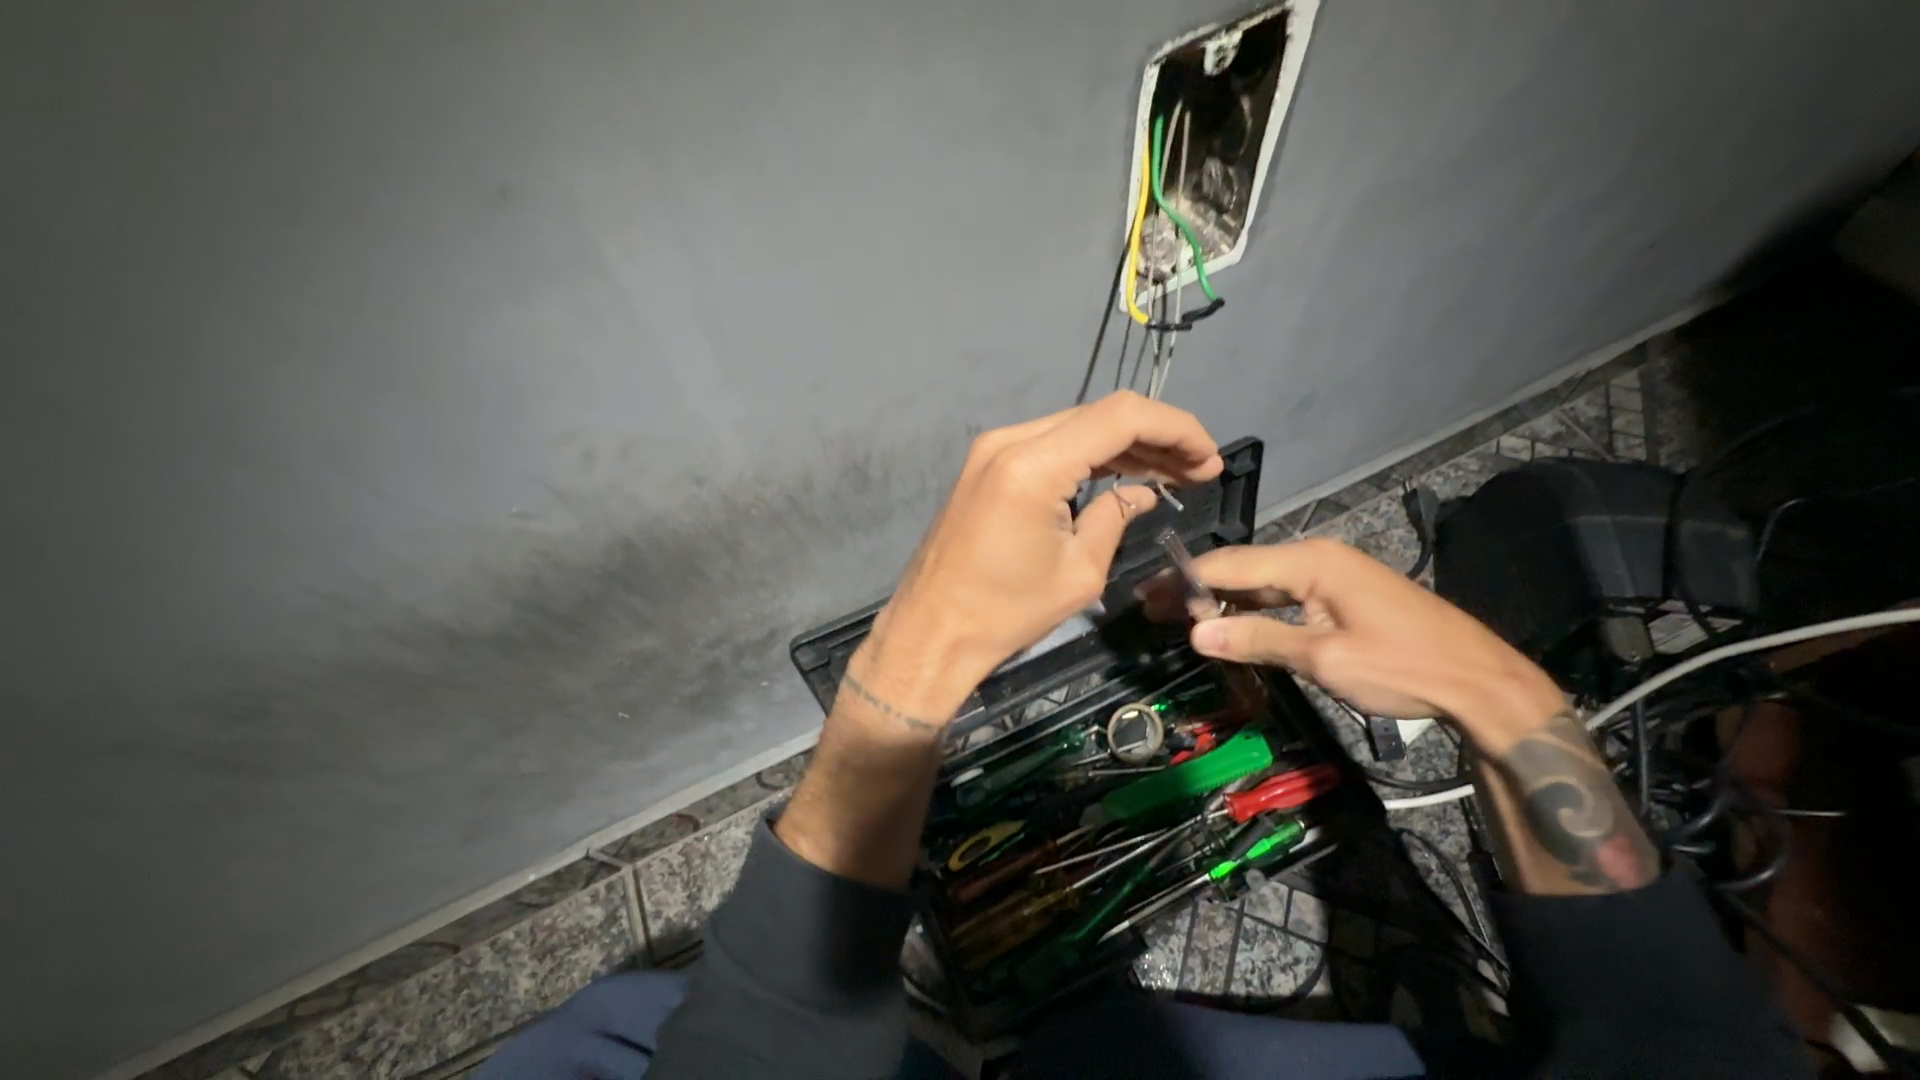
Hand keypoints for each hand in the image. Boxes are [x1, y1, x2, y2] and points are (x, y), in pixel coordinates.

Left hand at [855, 392, 1223, 728]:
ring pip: (1076, 428)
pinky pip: (1050, 447)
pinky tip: (1126, 474)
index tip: (1209, 457)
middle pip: (1099, 416)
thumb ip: (1115, 518)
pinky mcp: (987, 467)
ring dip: (1126, 445)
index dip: (1176, 428)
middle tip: (1200, 468)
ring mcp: (992, 451)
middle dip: (1157, 436)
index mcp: (1033, 465)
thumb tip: (1142, 494)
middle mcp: (1010, 442)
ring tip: (1175, 472)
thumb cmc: (1004, 614)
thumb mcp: (1078, 572)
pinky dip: (1090, 456)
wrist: (931, 633)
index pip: (1120, 417)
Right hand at [1142, 537, 1564, 749]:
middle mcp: (1318, 557)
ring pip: (1262, 582)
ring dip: (1223, 599)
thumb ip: (1257, 640)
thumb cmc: (1403, 667)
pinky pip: (1285, 595)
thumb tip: (1198, 632)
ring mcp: (1333, 575)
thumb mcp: (1324, 659)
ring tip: (1180, 616)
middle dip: (1197, 588)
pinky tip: (1230, 621)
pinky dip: (1253, 609)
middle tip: (1152, 609)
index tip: (1145, 597)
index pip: (1231, 564)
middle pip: (1243, 569)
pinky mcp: (1342, 596)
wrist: (1481, 683)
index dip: (1185, 580)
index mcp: (1311, 561)